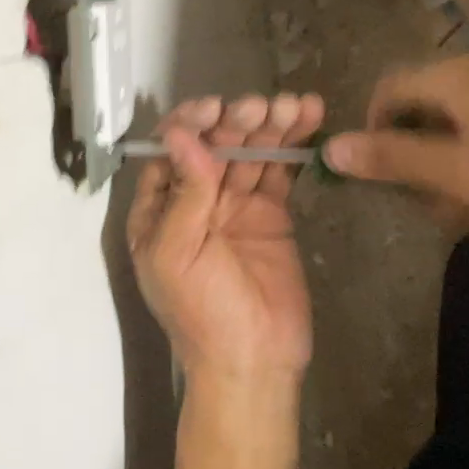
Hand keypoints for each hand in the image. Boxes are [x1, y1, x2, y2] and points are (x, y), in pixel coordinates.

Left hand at [127, 94, 324, 380]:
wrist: (254, 364)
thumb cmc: (202, 313)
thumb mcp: (177, 255)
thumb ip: (183, 195)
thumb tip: (179, 135)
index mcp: (158, 210)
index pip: (169, 151)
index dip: (190, 124)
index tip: (215, 109)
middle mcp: (193, 200)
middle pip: (213, 145)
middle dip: (236, 121)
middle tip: (262, 107)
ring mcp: (234, 205)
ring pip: (249, 152)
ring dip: (270, 125)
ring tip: (296, 104)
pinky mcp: (271, 214)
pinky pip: (278, 172)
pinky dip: (292, 146)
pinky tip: (309, 119)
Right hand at [321, 53, 468, 270]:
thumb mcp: (463, 178)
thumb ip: (393, 161)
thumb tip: (329, 146)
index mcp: (462, 75)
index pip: (389, 90)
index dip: (371, 134)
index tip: (377, 182)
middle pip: (420, 112)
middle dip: (415, 162)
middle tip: (430, 206)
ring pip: (453, 135)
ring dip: (448, 176)